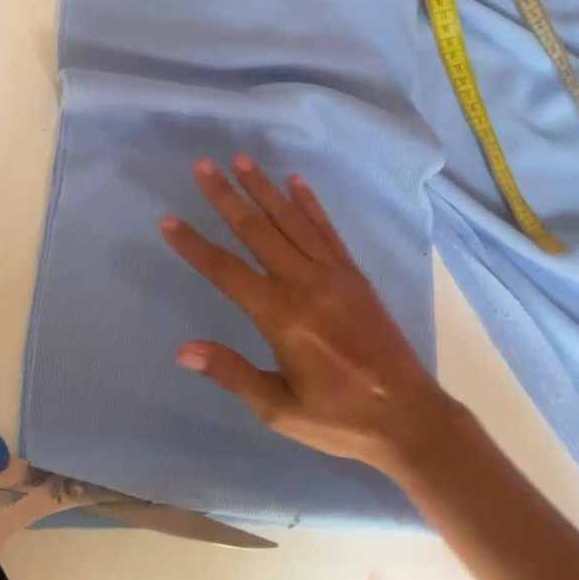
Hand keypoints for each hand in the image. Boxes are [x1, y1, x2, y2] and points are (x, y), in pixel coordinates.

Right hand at [160, 156, 466, 477]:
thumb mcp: (279, 409)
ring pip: (291, 220)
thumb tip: (183, 350)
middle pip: (257, 230)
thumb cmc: (339, 419)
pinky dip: (310, 204)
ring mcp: (333, 274)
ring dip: (264, 188)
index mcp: (281, 316)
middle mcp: (305, 283)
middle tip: (203, 166)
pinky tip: (296, 183)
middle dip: (227, 197)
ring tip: (242, 160)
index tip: (168, 221)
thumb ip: (233, 373)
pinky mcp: (354, 275)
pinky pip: (327, 230)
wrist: (410, 416)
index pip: (226, 271)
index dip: (195, 246)